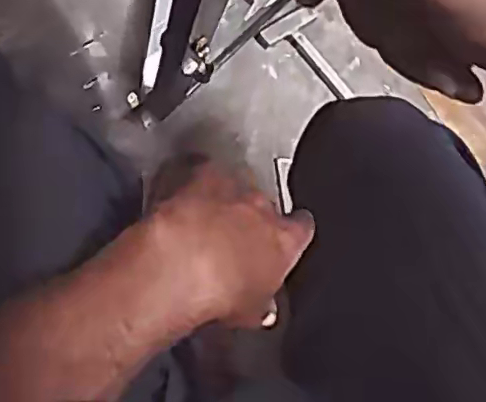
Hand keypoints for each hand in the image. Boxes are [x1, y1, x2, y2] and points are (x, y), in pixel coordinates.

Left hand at [141, 160, 314, 328]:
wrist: (183, 261)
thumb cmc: (221, 289)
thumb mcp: (250, 312)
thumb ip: (262, 302)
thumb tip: (260, 307)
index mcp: (283, 239)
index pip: (302, 228)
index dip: (296, 232)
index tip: (289, 237)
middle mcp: (261, 206)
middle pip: (265, 205)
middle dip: (253, 218)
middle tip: (236, 239)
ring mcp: (232, 186)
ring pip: (236, 185)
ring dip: (227, 199)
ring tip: (209, 220)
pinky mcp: (200, 174)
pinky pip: (204, 174)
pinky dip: (198, 184)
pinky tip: (187, 200)